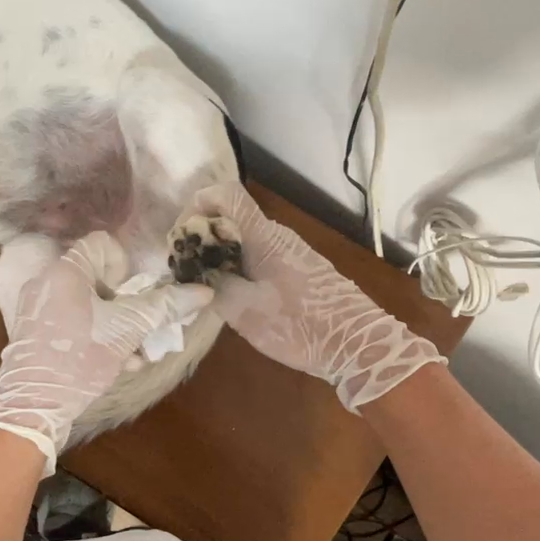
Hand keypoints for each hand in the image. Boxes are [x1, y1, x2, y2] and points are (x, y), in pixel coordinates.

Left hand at [0, 232, 213, 472]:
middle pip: (98, 278)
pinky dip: (96, 338)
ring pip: (88, 306)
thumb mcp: (128, 330)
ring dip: (118, 327)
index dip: (124, 265)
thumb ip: (164, 306)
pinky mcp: (34, 334)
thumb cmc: (80, 358)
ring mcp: (37, 309)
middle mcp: (46, 283)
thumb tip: (203, 291)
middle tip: (140, 328)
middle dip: (127, 305)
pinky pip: (72, 323)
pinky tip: (119, 365)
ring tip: (136, 354)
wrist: (34, 405)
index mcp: (65, 271)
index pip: (102, 244)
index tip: (130, 294)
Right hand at [190, 183, 442, 410]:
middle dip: (202, 237)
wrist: (358, 345)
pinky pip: (258, 256)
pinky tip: (233, 296)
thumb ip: (215, 284)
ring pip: (244, 240)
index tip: (181, 235)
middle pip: (232, 219)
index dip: (198, 203)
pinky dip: (238, 267)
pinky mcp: (298, 269)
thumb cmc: (300, 326)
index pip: (227, 195)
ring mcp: (291, 252)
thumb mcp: (245, 311)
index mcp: (265, 237)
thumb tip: (197, 272)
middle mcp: (279, 236)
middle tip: (184, 270)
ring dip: (219, 255)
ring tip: (203, 286)